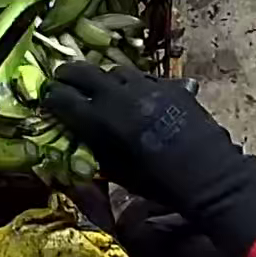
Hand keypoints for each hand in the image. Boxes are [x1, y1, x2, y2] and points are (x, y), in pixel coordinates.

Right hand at [44, 62, 255, 256]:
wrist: (210, 175)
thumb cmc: (160, 184)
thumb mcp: (118, 171)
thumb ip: (96, 148)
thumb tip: (81, 135)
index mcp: (106, 120)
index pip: (67, 99)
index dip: (53, 96)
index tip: (45, 94)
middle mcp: (123, 96)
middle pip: (86, 73)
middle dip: (70, 75)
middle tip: (61, 78)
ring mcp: (148, 86)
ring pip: (116, 71)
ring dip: (104, 78)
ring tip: (100, 87)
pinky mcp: (169, 85)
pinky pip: (143, 77)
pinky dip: (133, 83)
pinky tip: (134, 93)